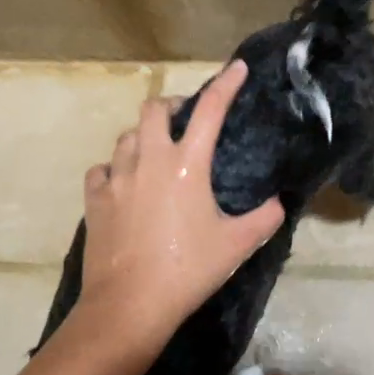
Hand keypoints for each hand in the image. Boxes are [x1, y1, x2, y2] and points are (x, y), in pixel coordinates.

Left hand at [77, 60, 283, 341]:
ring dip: (143, 137)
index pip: (210, 110)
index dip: (226, 84)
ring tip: (155, 153)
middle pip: (155, 109)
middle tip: (185, 120)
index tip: (236, 67)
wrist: (127, 307)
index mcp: (187, 164)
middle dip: (172, 106)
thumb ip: (263, 220)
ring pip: (127, 137)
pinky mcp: (94, 200)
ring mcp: (117, 178)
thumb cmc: (186, 270)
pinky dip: (112, 170)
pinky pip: (100, 170)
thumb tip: (279, 204)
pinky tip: (122, 184)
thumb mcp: (235, 246)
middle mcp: (150, 160)